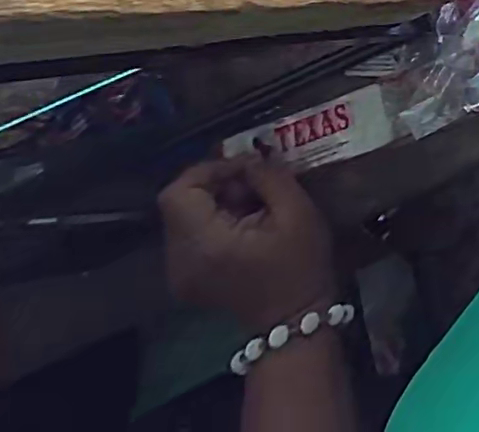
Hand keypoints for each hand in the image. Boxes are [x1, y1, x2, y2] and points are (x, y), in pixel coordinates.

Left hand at [158, 157, 334, 332]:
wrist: (295, 319)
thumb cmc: (300, 264)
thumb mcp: (297, 211)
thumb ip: (269, 177)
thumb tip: (250, 158)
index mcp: (204, 245)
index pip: (178, 192)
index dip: (209, 169)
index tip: (246, 167)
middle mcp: (179, 260)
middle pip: (179, 202)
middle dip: (216, 183)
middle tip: (255, 182)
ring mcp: (178, 273)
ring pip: (184, 215)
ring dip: (216, 199)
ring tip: (254, 202)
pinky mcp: (186, 277)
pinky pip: (190, 232)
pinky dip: (214, 217)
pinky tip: (245, 222)